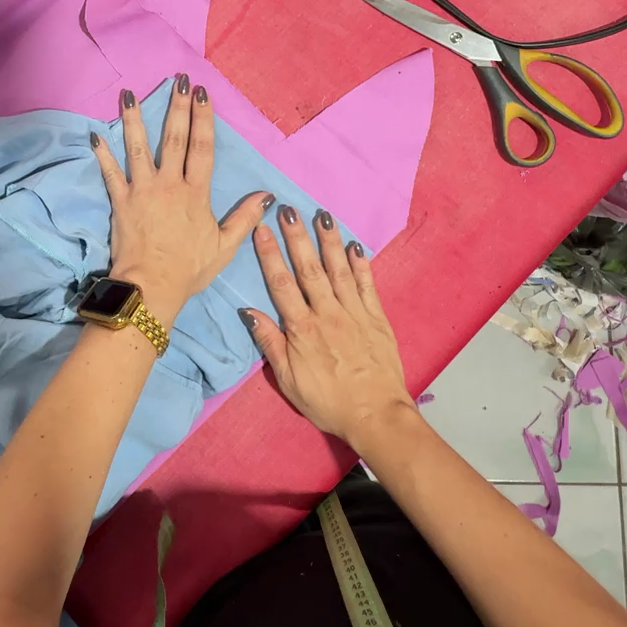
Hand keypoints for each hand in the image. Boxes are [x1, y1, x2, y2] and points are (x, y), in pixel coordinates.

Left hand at [91, 75, 271, 325]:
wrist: (151, 287)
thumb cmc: (189, 269)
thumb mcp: (225, 247)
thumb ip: (244, 219)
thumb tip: (267, 197)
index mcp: (196, 193)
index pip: (202, 148)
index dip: (203, 120)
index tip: (203, 95)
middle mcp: (169, 184)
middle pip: (174, 139)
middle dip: (177, 108)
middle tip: (178, 81)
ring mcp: (142, 190)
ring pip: (138, 148)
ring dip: (134, 120)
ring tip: (130, 95)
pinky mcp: (121, 201)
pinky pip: (110, 173)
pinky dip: (102, 154)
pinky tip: (95, 134)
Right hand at [244, 207, 416, 448]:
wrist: (376, 417)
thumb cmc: (328, 402)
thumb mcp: (288, 381)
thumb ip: (270, 343)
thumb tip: (249, 312)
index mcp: (302, 329)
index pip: (281, 284)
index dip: (270, 255)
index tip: (262, 228)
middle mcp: (327, 314)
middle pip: (309, 269)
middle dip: (297, 237)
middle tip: (289, 210)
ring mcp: (354, 313)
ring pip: (338, 270)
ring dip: (328, 242)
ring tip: (322, 216)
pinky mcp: (377, 318)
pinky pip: (367, 285)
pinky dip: (361, 264)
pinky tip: (354, 245)